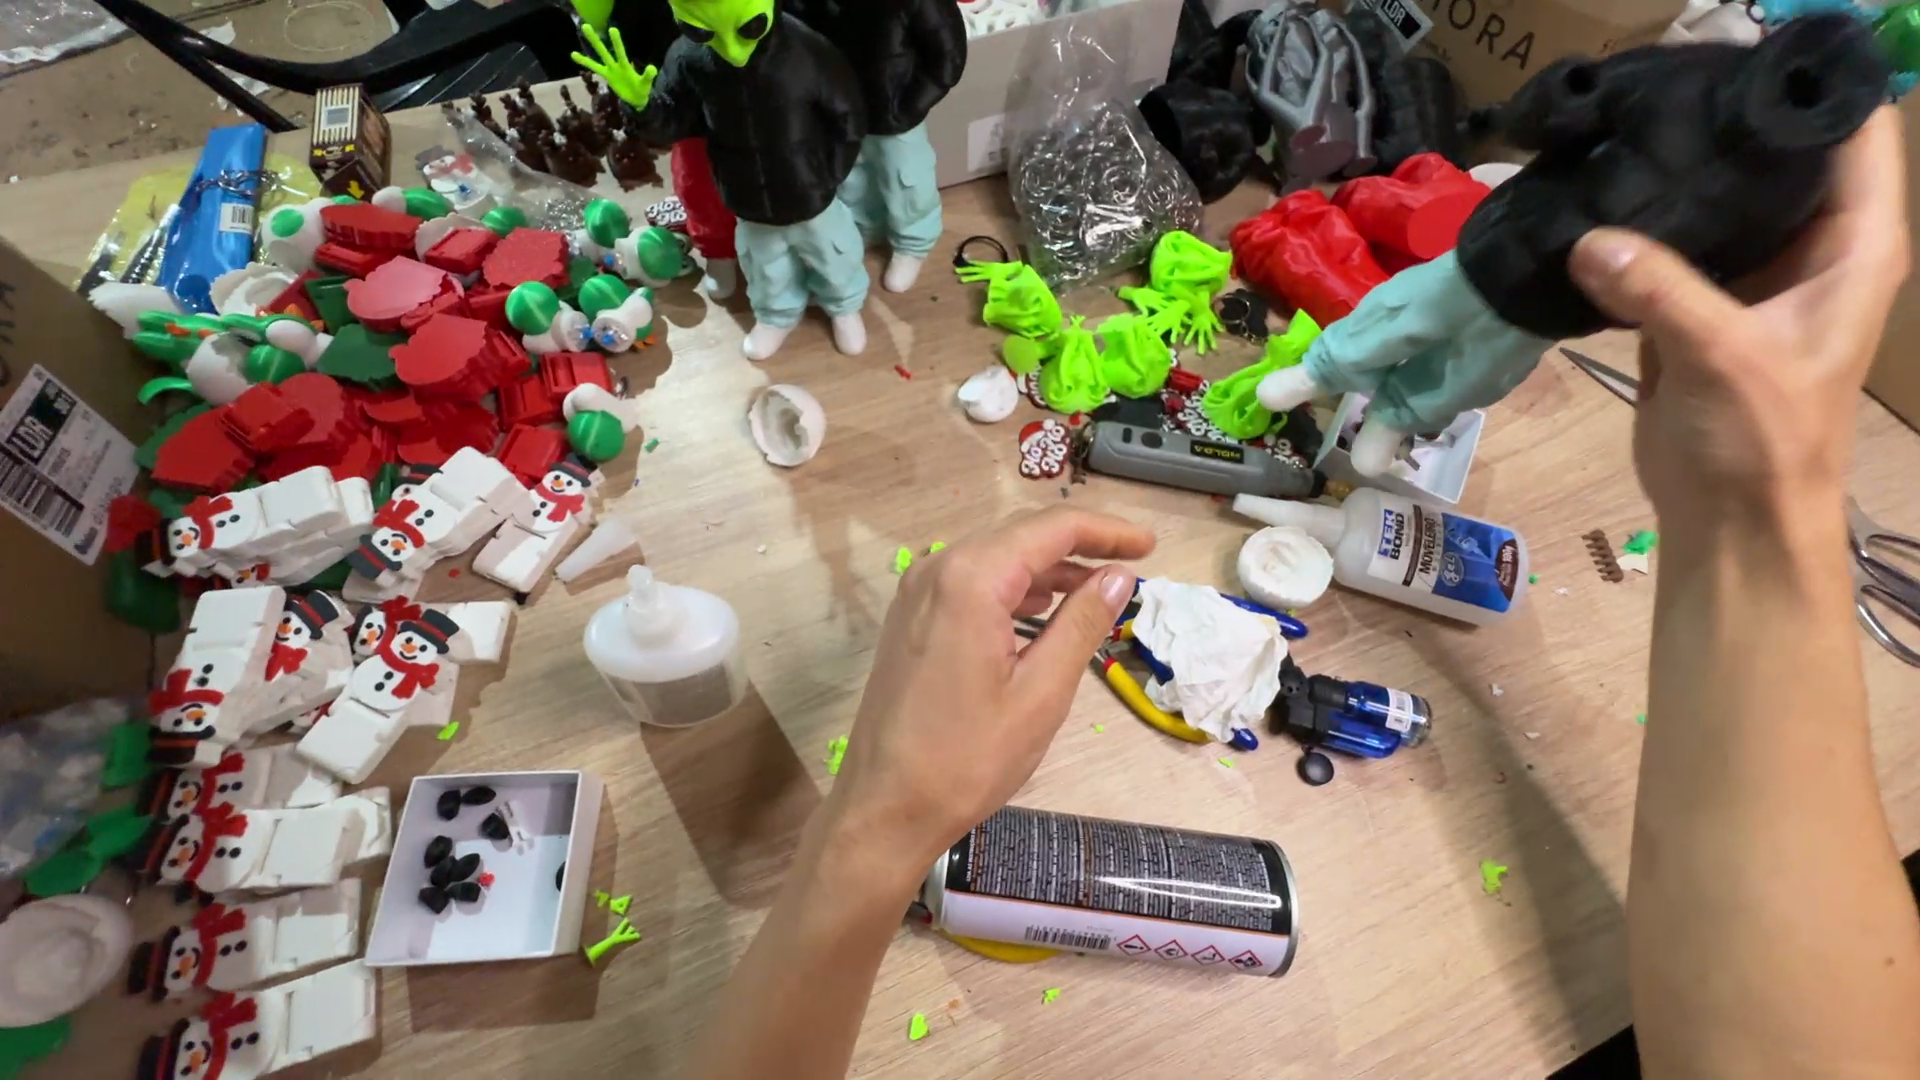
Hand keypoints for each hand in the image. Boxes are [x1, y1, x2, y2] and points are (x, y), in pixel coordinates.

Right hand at [572, 26, 655, 109]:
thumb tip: (653, 68)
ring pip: (599, 57)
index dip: (617, 43)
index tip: (612, 30)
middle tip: (585, 26)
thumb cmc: (642, 88)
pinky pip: (594, 68)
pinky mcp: (607, 76)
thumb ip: (648, 76)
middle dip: (595, 41)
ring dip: (591, 47)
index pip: (620, 53)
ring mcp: (610, 69)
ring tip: (583, 31)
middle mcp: (616, 65)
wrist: (637, 99)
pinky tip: (573, 54)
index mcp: (625, 66)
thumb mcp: (646, 83)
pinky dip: (584, 62)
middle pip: (604, 52)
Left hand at [827, 508, 1153, 874]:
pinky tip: (1040, 610)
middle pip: (1020, 536)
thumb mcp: (1041, 691)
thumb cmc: (968, 757)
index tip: (1149, 545)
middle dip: (1079, 546)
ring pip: (995, 558)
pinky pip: (970, 582)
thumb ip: (1082, 622)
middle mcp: (936, 568)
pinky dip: (1012, 589)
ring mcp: (916, 591)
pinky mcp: (910, 616)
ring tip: (1096, 591)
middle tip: (1131, 566)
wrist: (884, 805)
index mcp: (970, 577)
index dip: (1107, 531)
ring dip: (1046, 569)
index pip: (1051, 528)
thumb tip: (1119, 576)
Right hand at [1567, 107, 1909, 531]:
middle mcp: (1803, 251)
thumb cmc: (1761, 434)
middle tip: (1648, 102)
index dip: (1808, 89)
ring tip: (1611, 153)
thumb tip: (1586, 239)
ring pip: (1709, 214)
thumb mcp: (1723, 354)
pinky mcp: (1685, 315)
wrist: (1727, 509)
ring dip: (1667, 189)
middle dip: (1720, 133)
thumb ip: (1662, 293)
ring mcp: (1740, 283)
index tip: (1733, 61)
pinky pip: (1659, 262)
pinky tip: (1589, 225)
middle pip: (1772, 166)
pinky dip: (1628, 243)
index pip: (1853, 135)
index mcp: (1853, 244)